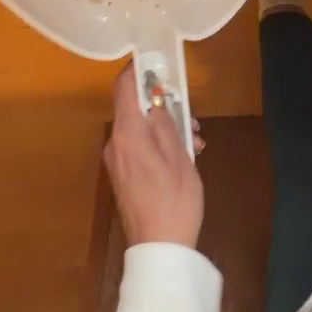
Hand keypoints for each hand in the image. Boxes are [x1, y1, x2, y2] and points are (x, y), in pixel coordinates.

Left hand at [104, 64, 203, 246]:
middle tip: (192, 117)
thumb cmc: (174, 200)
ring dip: (166, 128)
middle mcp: (115, 144)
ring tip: (195, 142)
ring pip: (140, 129)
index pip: (123, 88)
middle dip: (163, 106)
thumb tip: (157, 102)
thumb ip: (166, 123)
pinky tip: (184, 158)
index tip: (156, 60)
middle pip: (134, 109)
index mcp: (127, 134)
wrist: (160, 250)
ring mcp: (117, 162)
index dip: (137, 70)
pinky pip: (139, 147)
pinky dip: (159, 144)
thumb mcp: (179, 156)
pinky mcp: (124, 176)